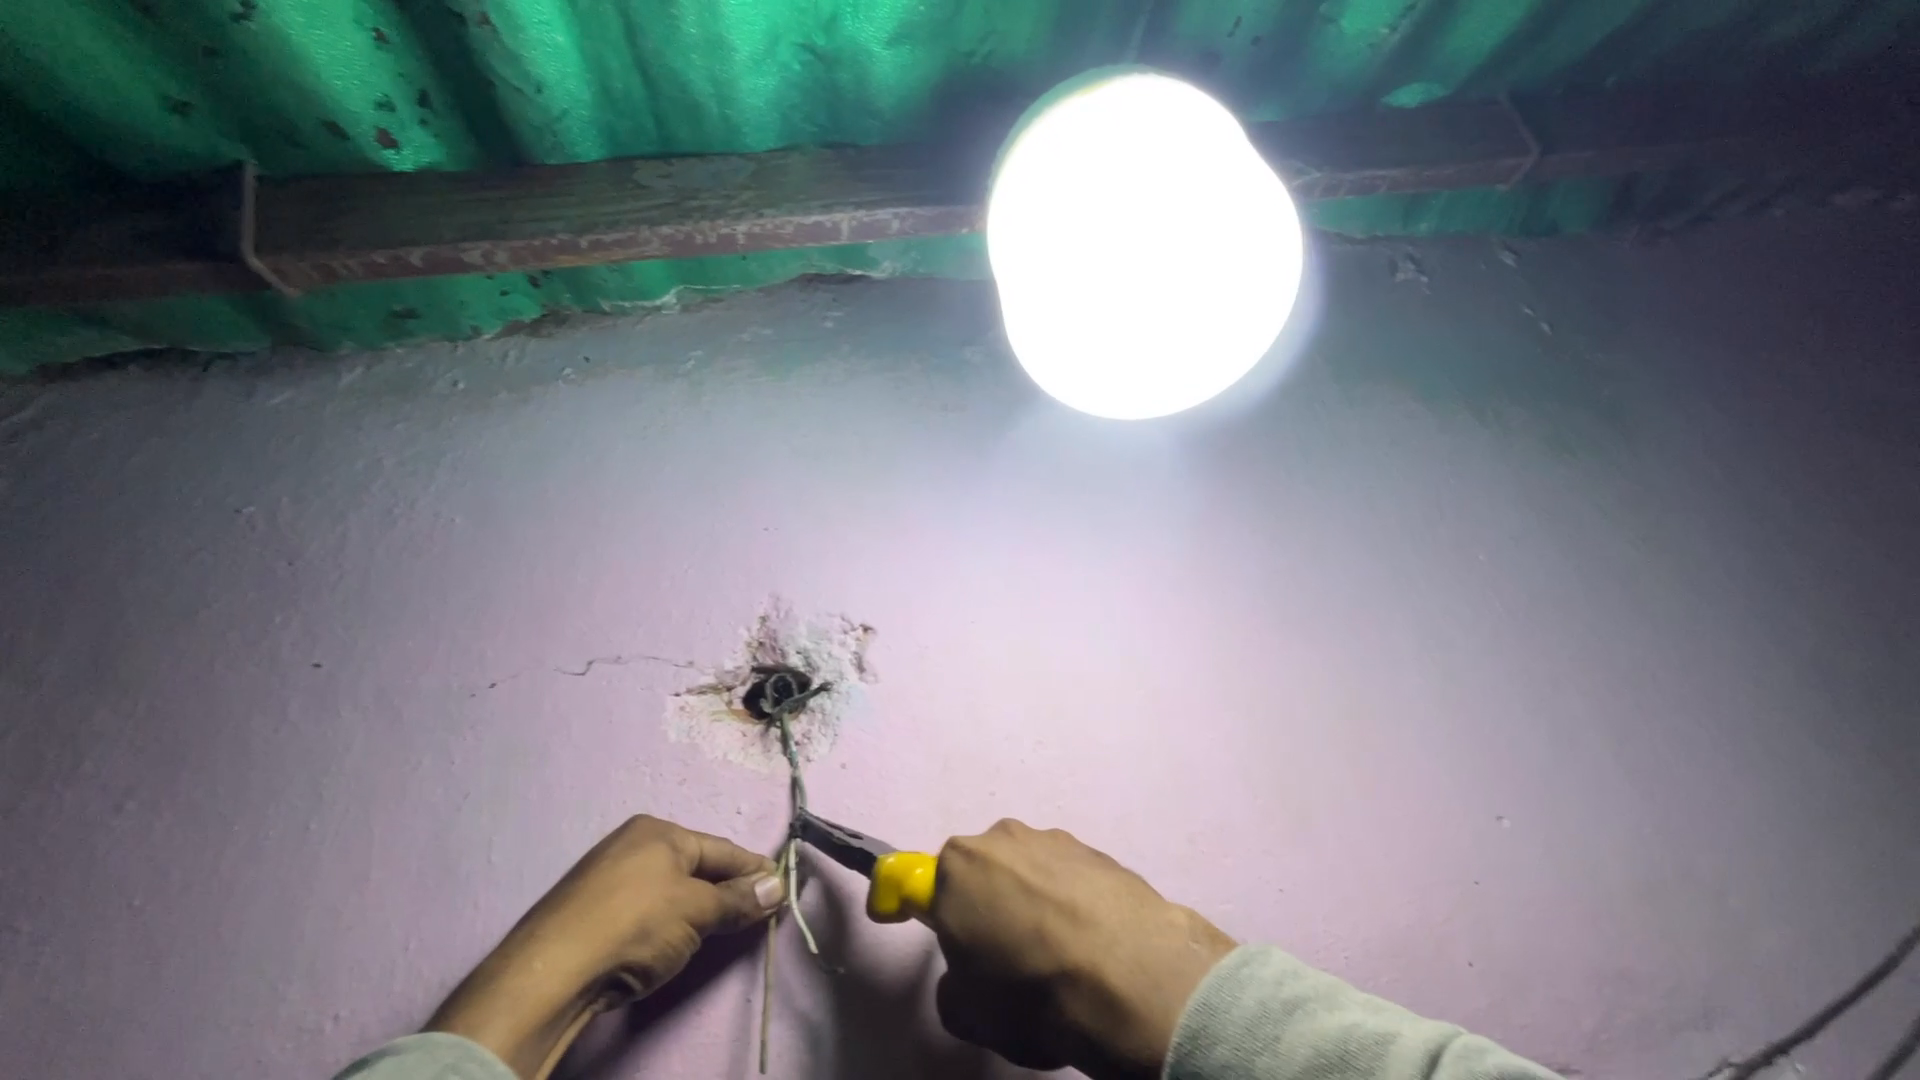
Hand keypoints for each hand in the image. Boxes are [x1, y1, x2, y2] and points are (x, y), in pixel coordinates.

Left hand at [426, 815, 783, 1078]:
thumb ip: (738, 899)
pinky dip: (667, 921)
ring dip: (698, 908)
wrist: (550, 973)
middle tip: (756, 913)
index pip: (722, 849)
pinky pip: (645, 909)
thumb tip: (776, 886)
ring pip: (670, 889)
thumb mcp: (696, 911)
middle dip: (727, 890)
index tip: (783, 889)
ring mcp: (606, 876)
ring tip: (721, 930)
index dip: (754, 870)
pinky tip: (673, 941)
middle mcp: (632, 844)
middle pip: (695, 867)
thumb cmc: (634, 926)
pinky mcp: (588, 911)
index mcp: (659, 831)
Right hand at [927, 820, 1235, 1079]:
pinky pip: (1069, 878)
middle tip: (1002, 958)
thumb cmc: (1032, 995)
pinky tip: (1090, 945)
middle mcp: (1000, 839)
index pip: (910, 880)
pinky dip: (1071, 903)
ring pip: (1026, 872)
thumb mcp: (969, 1012)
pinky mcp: (1100, 851)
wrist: (1134, 980)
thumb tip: (969, 973)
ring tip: (1058, 956)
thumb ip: (954, 983)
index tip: (915, 921)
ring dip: (1030, 901)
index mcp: (956, 868)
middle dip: (983, 906)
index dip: (910, 905)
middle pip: (977, 873)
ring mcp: (1054, 840)